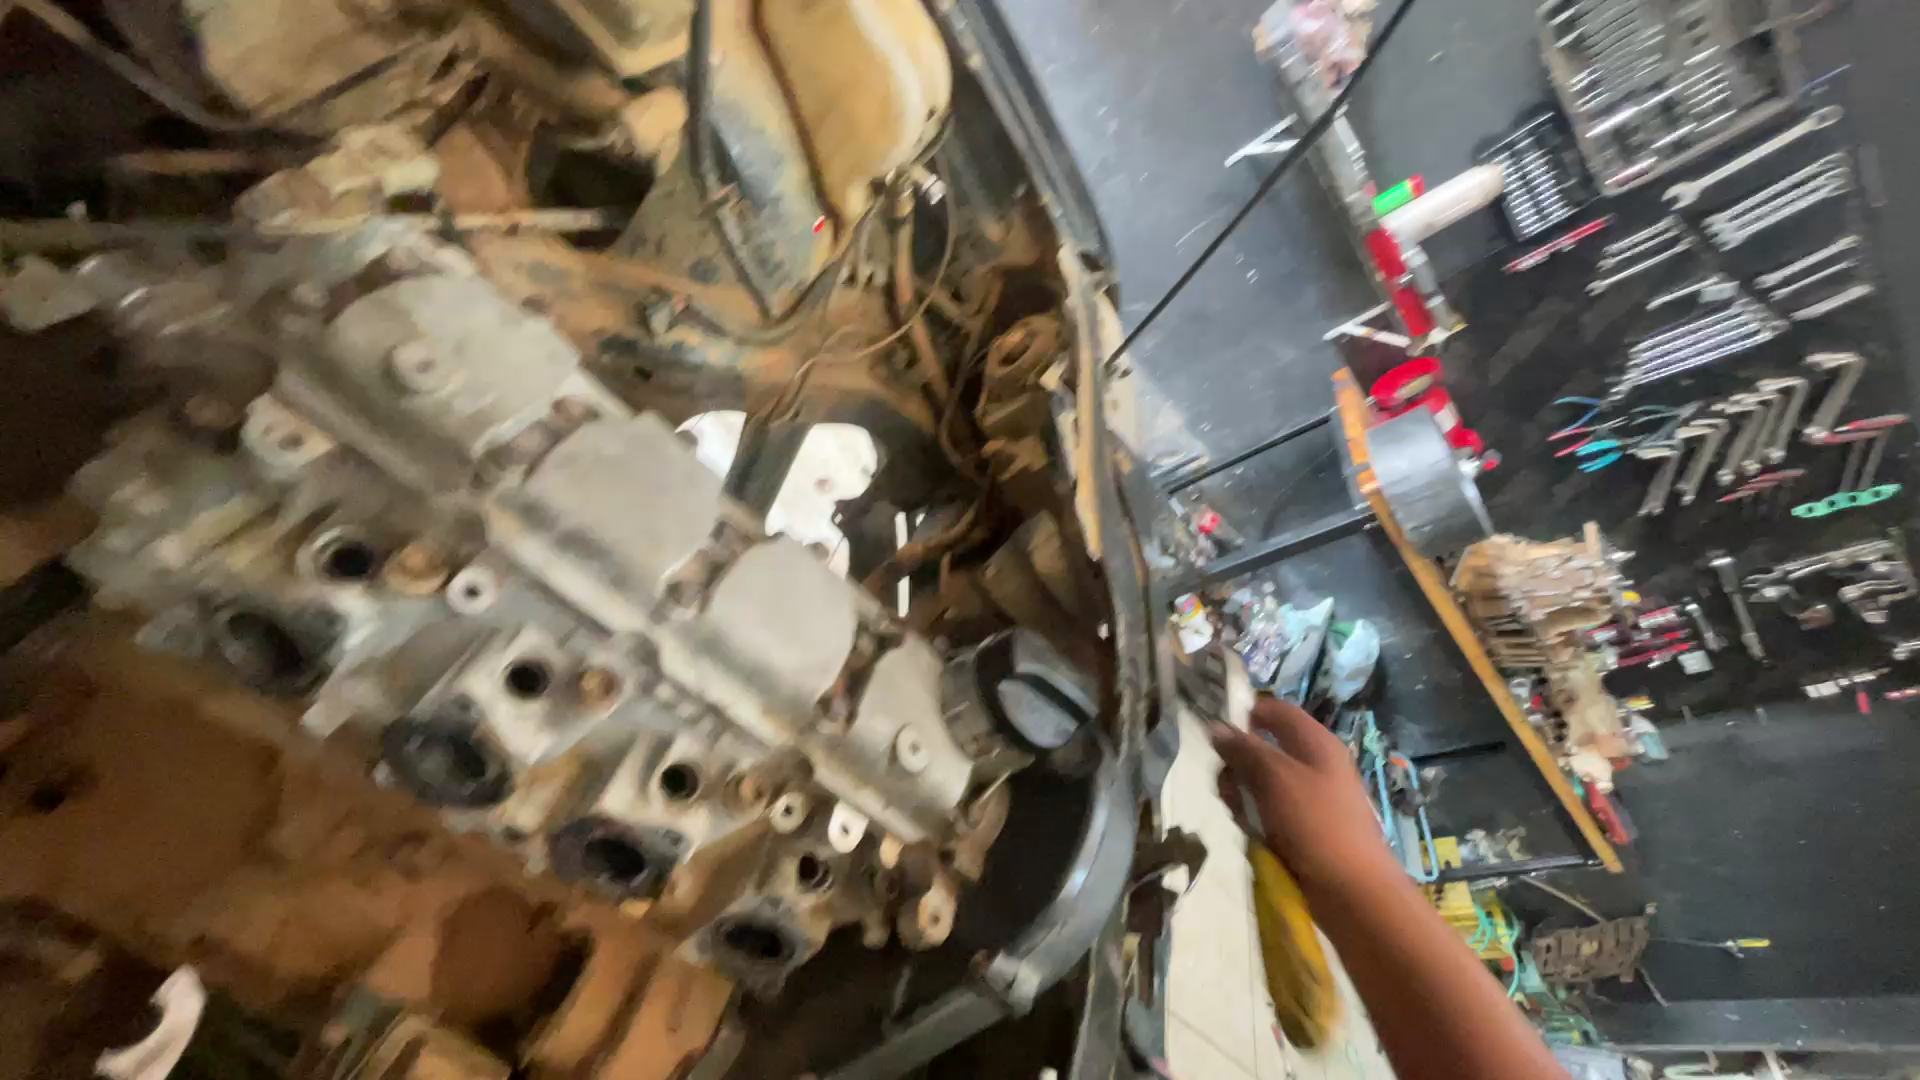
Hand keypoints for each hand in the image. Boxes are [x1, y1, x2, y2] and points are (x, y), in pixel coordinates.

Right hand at [1210, 698, 1398, 893]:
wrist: (1353, 893)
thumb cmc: (1316, 824)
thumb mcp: (1275, 778)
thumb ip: (1243, 749)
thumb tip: (1216, 726)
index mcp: (1316, 742)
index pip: (1275, 709)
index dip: (1245, 714)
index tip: (1217, 734)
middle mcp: (1313, 763)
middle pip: (1262, 747)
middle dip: (1237, 764)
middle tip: (1228, 786)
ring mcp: (1309, 796)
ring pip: (1260, 780)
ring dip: (1242, 794)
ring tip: (1242, 816)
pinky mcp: (1303, 825)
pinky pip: (1268, 808)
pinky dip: (1255, 816)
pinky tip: (1253, 833)